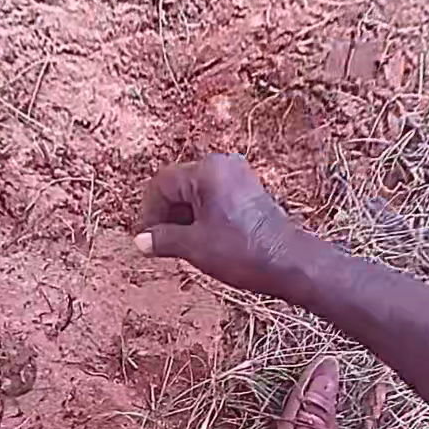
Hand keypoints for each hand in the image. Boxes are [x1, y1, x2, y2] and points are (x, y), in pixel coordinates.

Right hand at [135, 153, 310, 296]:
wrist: (287, 263)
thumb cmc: (242, 252)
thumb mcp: (194, 247)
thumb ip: (163, 240)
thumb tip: (141, 242)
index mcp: (206, 171)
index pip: (163, 184)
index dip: (148, 213)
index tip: (144, 239)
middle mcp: (223, 165)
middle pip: (179, 186)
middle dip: (165, 216)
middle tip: (158, 245)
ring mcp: (239, 177)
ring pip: (197, 194)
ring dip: (183, 219)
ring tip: (179, 247)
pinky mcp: (249, 193)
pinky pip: (214, 200)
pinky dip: (202, 218)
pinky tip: (201, 242)